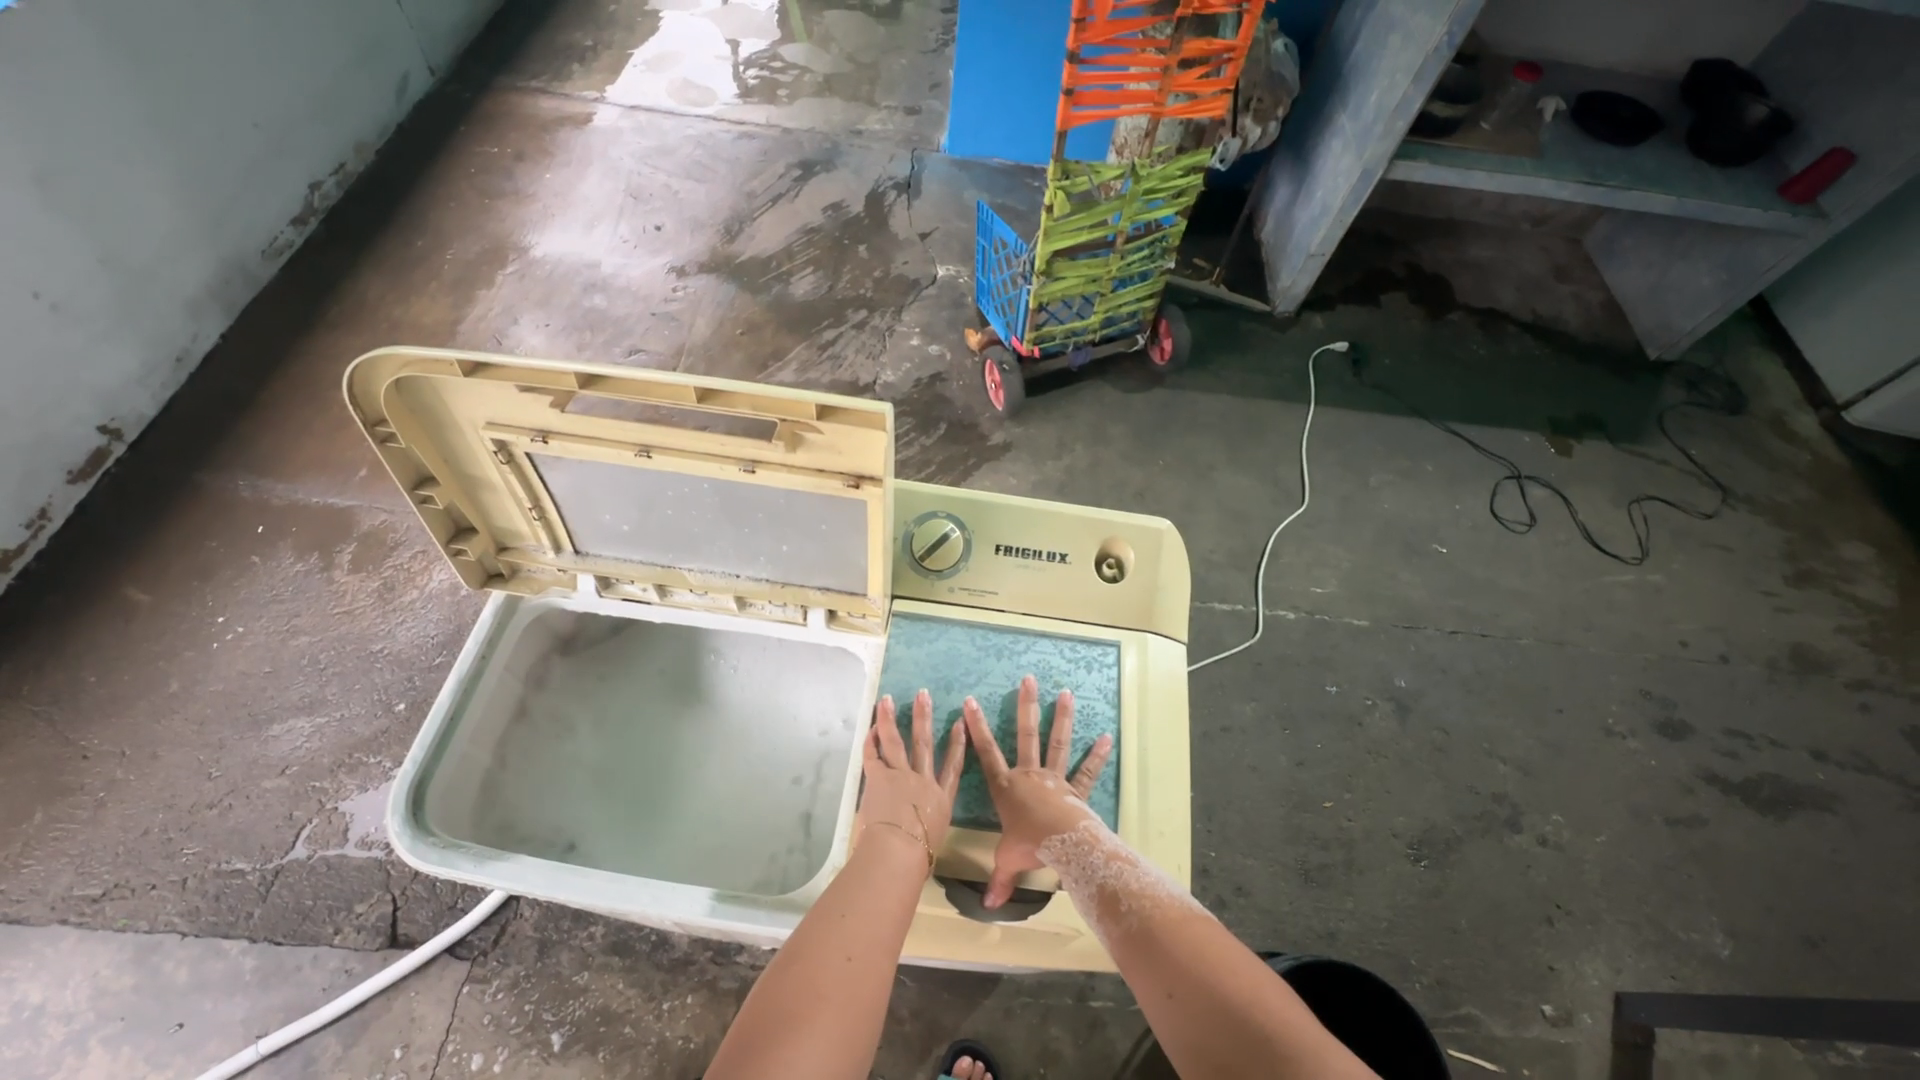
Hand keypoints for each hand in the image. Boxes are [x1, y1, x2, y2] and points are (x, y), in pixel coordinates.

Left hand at [856, 690, 965, 876]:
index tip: (960, 724)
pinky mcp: (879, 779)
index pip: (953, 767)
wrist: (898, 852)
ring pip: (896, 742)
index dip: (957, 744)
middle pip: (924, 744)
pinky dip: (871, 741)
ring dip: (891, 719)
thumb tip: (920, 835)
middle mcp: (924, 782)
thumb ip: (928, 831)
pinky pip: (873, 756)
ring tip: (887, 699)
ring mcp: (901, 777)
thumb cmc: (917, 858)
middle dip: (924, 718)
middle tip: (922, 695)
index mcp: (941, 800)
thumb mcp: (932, 842)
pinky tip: (871, 728)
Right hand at [964, 675, 1113, 908]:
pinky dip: (1097, 755)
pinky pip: (1087, 770)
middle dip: (1026, 706)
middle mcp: (1028, 775)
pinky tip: (1106, 736)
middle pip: (1025, 735)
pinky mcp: (1076, 789)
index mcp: (1005, 787)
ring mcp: (1054, 778)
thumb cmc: (1029, 847)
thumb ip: (998, 881)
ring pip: (1056, 742)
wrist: (1062, 844)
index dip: (976, 727)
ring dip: (1062, 717)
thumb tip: (987, 908)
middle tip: (1028, 679)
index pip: (986, 752)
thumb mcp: (1006, 862)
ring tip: (1066, 692)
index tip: (969, 701)